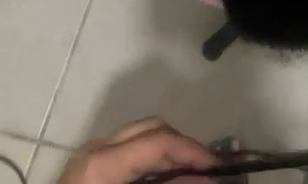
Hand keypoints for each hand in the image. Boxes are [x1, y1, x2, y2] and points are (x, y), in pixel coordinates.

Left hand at [56, 119, 214, 183]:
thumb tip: (205, 179)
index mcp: (103, 163)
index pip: (159, 140)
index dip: (194, 151)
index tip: (220, 168)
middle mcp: (96, 150)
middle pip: (152, 129)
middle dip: (183, 148)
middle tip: (209, 172)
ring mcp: (89, 158)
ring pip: (141, 138)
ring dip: (168, 155)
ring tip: (191, 178)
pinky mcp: (88, 170)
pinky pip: (128, 154)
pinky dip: (151, 164)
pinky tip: (164, 183)